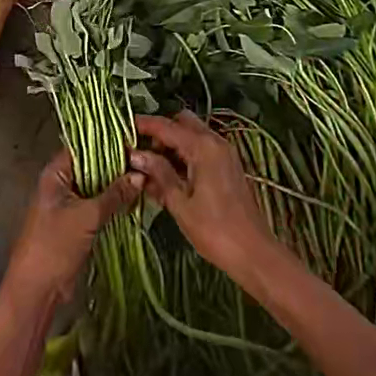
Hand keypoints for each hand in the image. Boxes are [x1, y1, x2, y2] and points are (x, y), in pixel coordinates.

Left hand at [7, 149, 142, 301]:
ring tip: (146, 176)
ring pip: (97, 186)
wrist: (37, 290)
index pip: (84, 146)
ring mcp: (69, 203)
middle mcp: (62, 183)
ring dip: (117, 185)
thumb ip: (114, 194)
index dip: (109, 142)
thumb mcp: (87, 216)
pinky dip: (114, 202)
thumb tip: (140, 175)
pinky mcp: (77, 221)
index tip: (135, 141)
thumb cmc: (55, 245)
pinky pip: (98, 204)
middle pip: (92, 165)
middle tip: (146, 160)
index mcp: (56, 173)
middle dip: (117, 165)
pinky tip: (135, 198)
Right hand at [131, 112, 278, 276]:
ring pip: (193, 136)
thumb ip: (159, 173)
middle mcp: (215, 142)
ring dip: (172, 146)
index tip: (123, 127)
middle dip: (160, 134)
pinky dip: (185, 156)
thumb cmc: (214, 230)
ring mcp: (224, 153)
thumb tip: (136, 155)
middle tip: (141, 155)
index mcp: (203, 147)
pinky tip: (169, 178)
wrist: (253, 252)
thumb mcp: (180, 202)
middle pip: (182, 123)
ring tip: (151, 170)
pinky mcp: (228, 166)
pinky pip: (202, 150)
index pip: (167, 126)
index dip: (144, 125)